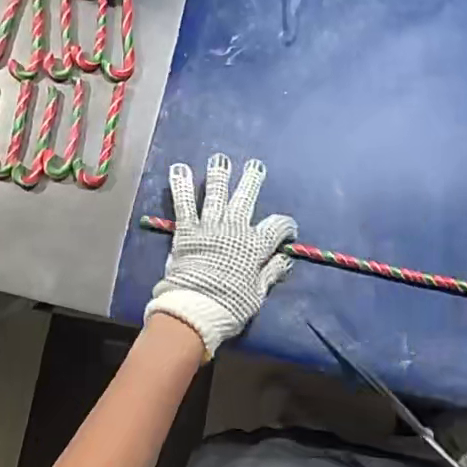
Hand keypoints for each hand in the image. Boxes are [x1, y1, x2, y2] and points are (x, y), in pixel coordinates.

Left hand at [146, 153, 296, 356]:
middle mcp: (234, 230)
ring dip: (218, 176)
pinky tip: (178, 168)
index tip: (287, 229)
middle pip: (245, 200)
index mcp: (255, 247)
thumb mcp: (257, 293)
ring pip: (216, 195)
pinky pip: (183, 204)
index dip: (285, 226)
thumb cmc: (229, 306)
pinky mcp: (186, 231)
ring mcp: (209, 228)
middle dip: (251, 181)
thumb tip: (286, 259)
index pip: (276, 227)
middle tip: (255, 165)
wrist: (195, 308)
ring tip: (220, 159)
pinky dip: (181, 186)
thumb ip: (271, 272)